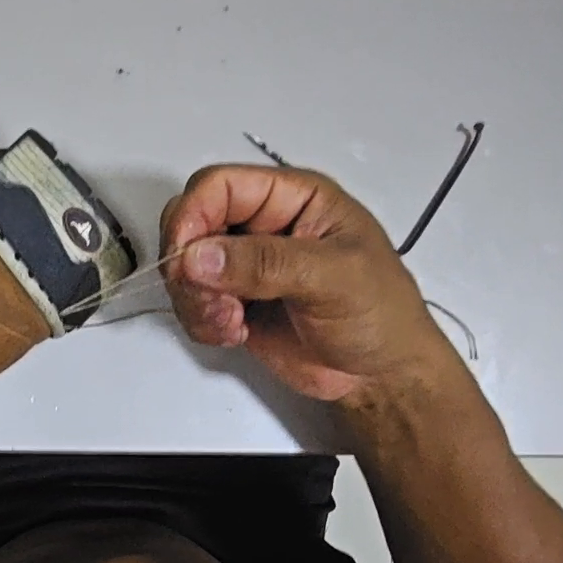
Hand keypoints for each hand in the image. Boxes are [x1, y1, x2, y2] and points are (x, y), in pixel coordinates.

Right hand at [161, 165, 457, 402]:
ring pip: (184, 267)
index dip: (192, 216)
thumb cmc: (379, 314)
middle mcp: (261, 225)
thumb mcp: (333, 278)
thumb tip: (198, 256)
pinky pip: (190, 302)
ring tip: (233, 324)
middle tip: (212, 300)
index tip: (184, 261)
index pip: (218, 187)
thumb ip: (265, 263)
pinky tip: (235, 334)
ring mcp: (243, 266)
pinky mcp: (232, 302)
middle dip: (188, 265)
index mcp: (292, 198)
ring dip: (196, 301)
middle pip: (190, 223)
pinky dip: (200, 322)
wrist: (379, 376)